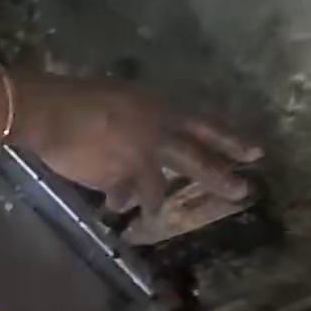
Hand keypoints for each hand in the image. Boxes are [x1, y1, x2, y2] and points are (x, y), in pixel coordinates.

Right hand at [11, 75, 262, 215]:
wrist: (54, 115)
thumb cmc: (82, 96)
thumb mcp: (124, 96)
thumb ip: (139, 116)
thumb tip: (140, 129)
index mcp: (163, 114)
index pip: (207, 129)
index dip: (231, 141)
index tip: (256, 155)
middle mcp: (157, 141)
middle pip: (195, 162)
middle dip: (219, 179)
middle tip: (240, 193)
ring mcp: (136, 163)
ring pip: (155, 187)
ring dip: (156, 202)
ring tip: (156, 214)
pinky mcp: (111, 180)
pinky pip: (118, 194)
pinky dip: (116, 200)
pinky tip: (113, 205)